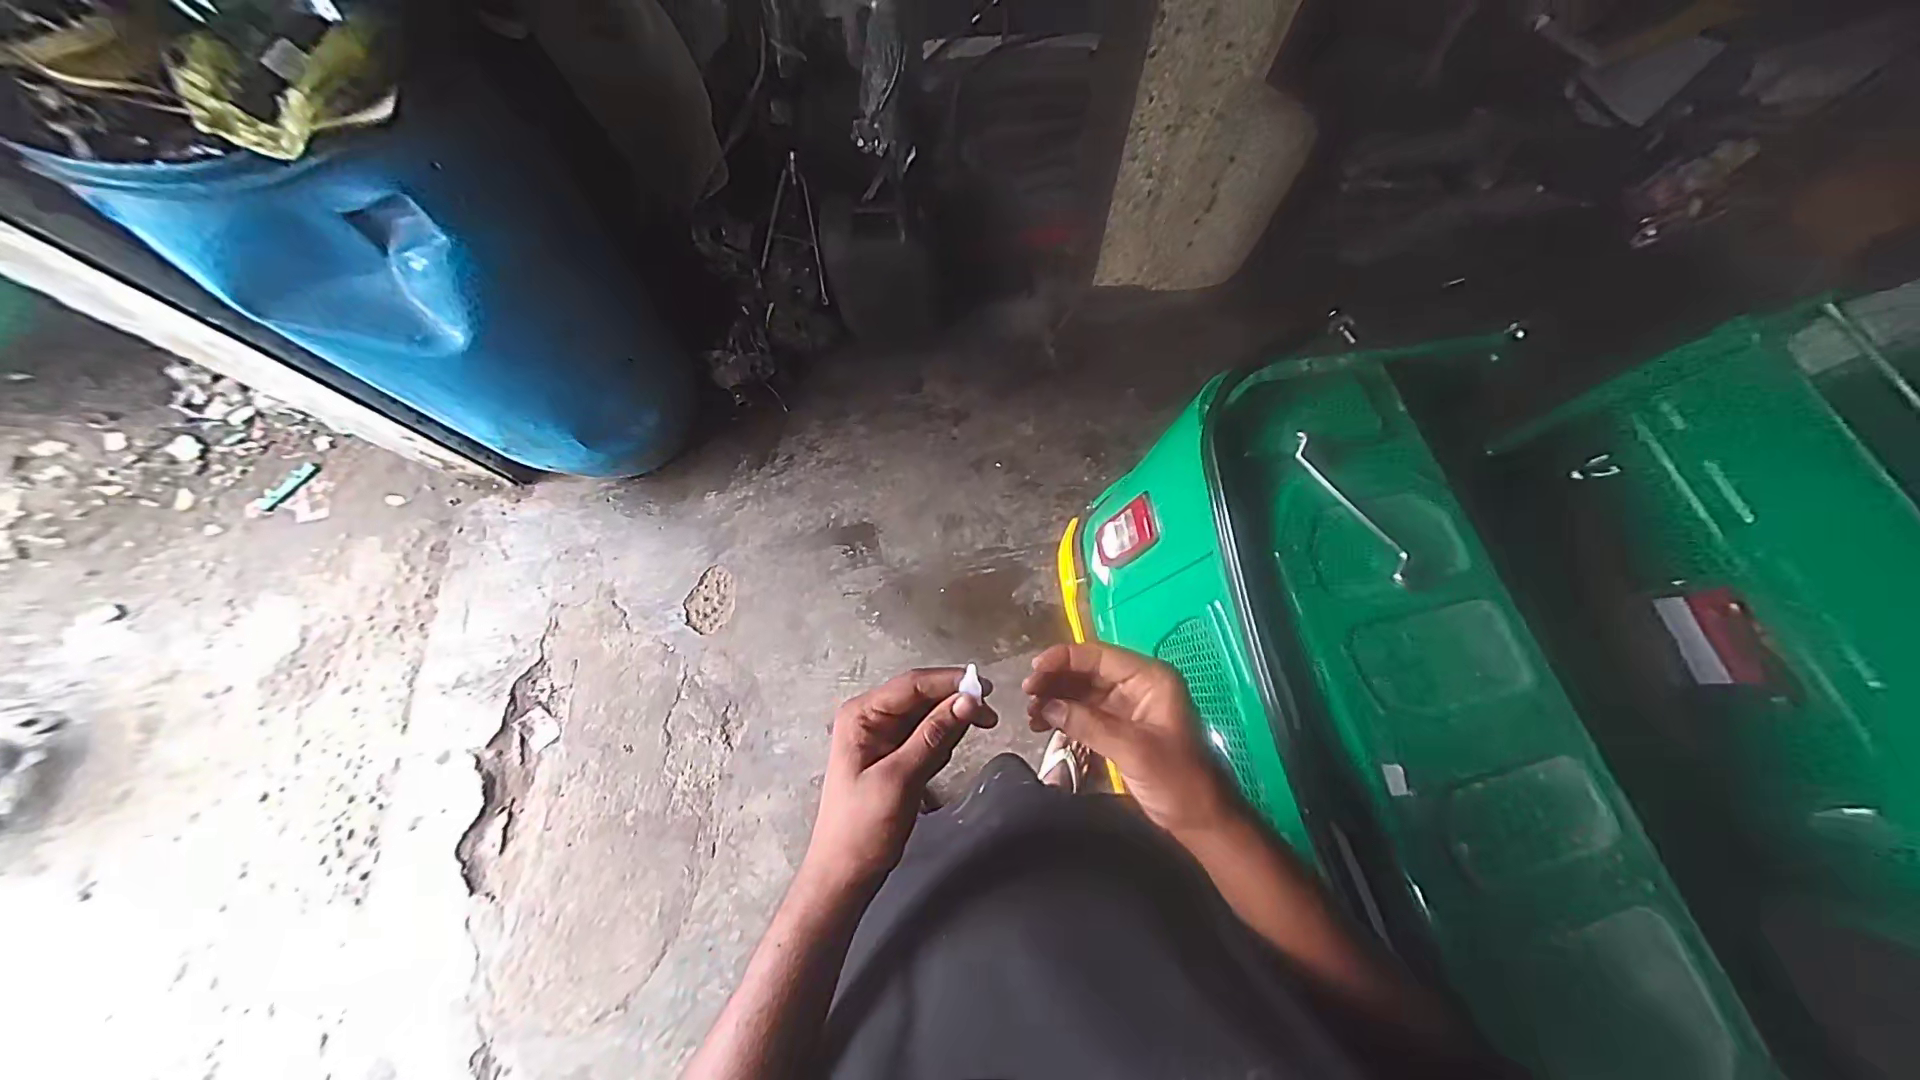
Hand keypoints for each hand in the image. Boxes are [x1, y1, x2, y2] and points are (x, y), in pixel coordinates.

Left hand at [801, 667, 996, 893]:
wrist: (845, 874)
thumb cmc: (860, 830)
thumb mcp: (900, 778)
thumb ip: (933, 736)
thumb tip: (965, 701)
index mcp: (861, 715)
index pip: (912, 684)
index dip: (950, 682)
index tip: (983, 688)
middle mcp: (870, 718)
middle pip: (923, 696)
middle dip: (955, 704)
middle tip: (988, 717)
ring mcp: (883, 736)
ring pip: (929, 715)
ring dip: (950, 726)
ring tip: (947, 756)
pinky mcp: (895, 753)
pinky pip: (927, 735)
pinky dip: (942, 744)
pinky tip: (939, 763)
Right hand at [1023, 643, 1240, 835]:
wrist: (1200, 820)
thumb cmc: (1177, 780)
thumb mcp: (1132, 749)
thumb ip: (1088, 724)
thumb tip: (1047, 707)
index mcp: (1150, 679)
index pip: (1099, 656)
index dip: (1064, 658)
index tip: (1034, 670)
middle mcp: (1137, 686)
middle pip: (1087, 671)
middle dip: (1056, 680)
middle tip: (1027, 694)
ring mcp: (1127, 706)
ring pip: (1082, 691)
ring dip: (1056, 698)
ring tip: (1031, 713)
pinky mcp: (1118, 727)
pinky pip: (1084, 712)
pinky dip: (1063, 716)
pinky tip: (1043, 723)